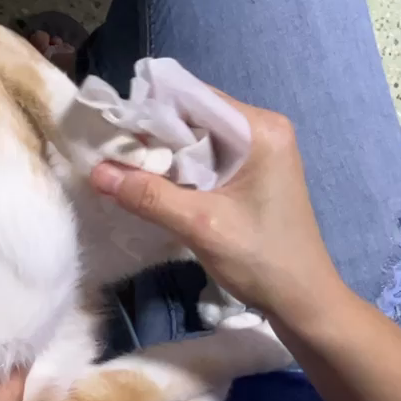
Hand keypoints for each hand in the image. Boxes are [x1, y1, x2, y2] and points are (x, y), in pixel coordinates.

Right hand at [90, 93, 343, 322]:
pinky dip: (180, 167)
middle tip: (114, 155)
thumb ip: (149, 196)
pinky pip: (206, 155)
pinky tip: (155, 184)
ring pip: (196, 136)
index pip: (193, 97)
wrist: (303, 302)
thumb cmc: (262, 260)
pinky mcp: (252, 171)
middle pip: (193, 115)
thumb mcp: (201, 225)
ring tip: (127, 170)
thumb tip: (97, 172)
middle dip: (154, 134)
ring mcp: (259, 150)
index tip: (114, 131)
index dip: (151, 110)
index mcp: (260, 128)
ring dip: (164, 152)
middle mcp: (262, 128)